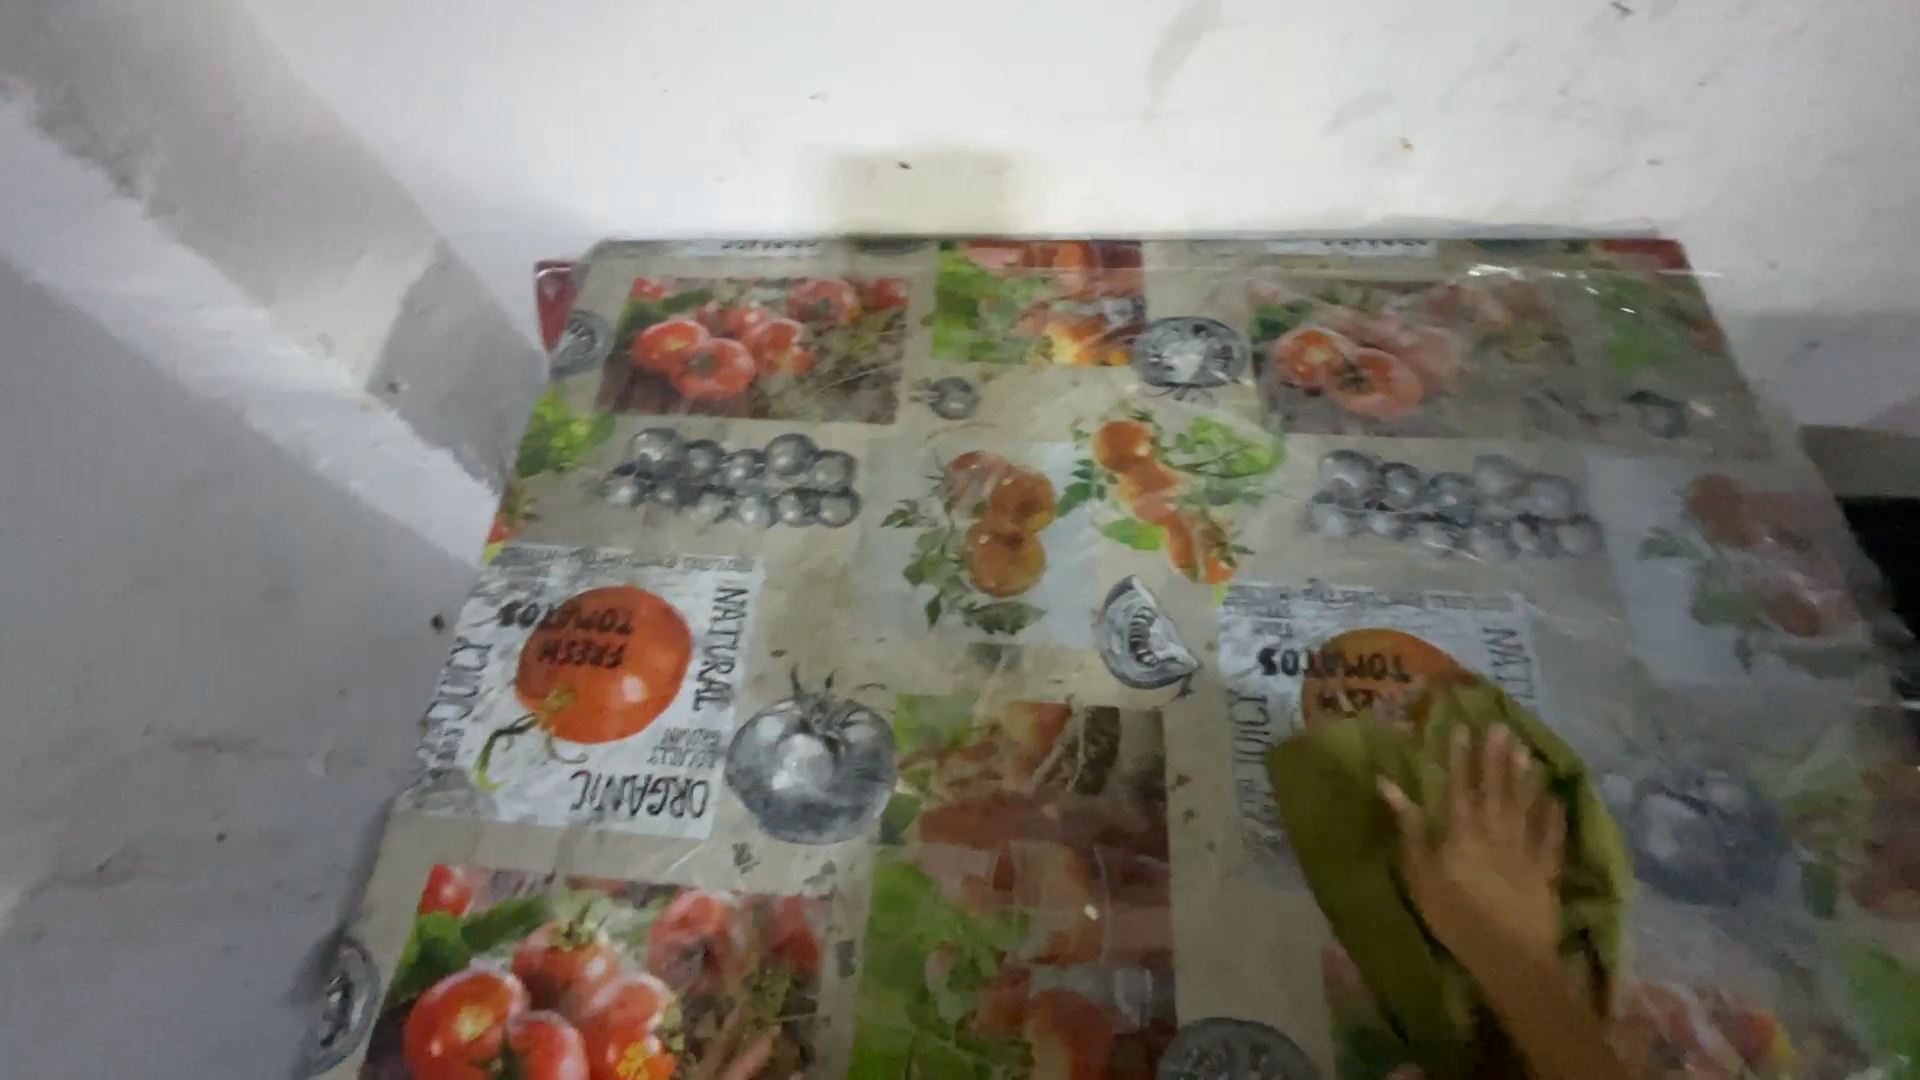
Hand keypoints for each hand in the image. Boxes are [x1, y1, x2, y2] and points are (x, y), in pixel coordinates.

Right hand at [1379, 723, 1564, 975]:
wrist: (1510, 960)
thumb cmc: (1454, 915)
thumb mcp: (1419, 872)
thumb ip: (1409, 827)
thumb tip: (1388, 784)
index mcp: (1462, 832)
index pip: (1460, 786)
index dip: (1461, 756)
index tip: (1463, 728)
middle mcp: (1496, 834)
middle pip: (1496, 789)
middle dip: (1496, 757)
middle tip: (1502, 727)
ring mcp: (1525, 852)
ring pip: (1525, 807)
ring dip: (1525, 778)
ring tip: (1527, 751)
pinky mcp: (1546, 874)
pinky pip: (1551, 840)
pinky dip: (1553, 818)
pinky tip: (1555, 799)